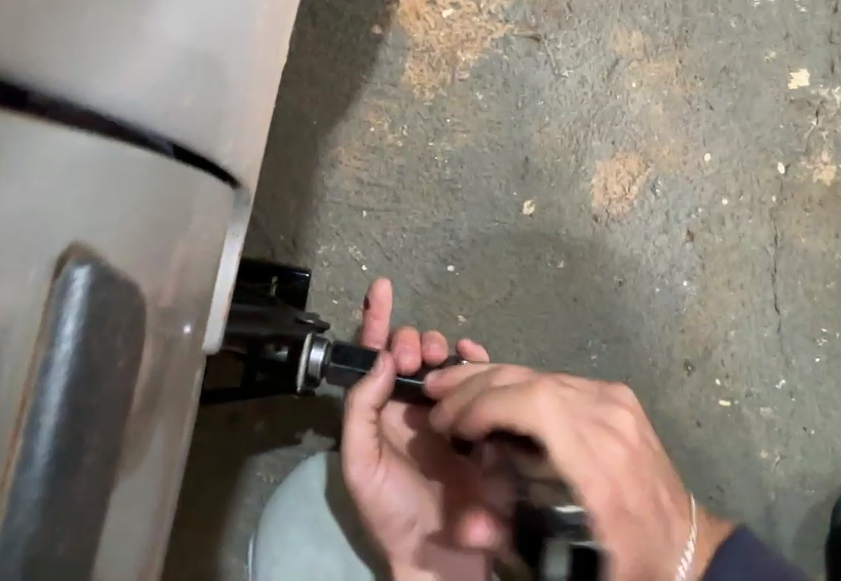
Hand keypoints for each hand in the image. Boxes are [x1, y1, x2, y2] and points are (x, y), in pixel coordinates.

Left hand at [341, 277, 498, 580]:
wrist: (443, 558)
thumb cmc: (392, 512)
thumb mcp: (360, 463)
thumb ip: (361, 408)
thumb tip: (381, 359)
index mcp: (381, 409)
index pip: (375, 354)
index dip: (378, 318)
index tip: (383, 287)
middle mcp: (412, 402)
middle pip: (410, 350)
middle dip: (411, 340)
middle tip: (413, 357)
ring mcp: (447, 409)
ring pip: (443, 359)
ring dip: (439, 346)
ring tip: (436, 356)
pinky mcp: (479, 418)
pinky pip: (479, 378)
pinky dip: (475, 358)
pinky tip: (470, 353)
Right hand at [424, 364, 736, 580]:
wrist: (685, 547)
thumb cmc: (626, 559)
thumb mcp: (571, 560)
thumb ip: (515, 536)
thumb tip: (464, 520)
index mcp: (601, 458)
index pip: (534, 402)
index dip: (485, 402)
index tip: (450, 422)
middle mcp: (608, 415)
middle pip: (529, 380)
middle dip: (474, 385)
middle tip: (434, 398)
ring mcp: (614, 398)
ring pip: (537, 372)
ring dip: (488, 378)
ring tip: (449, 385)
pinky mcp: (615, 393)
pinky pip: (553, 377)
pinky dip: (515, 382)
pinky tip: (489, 389)